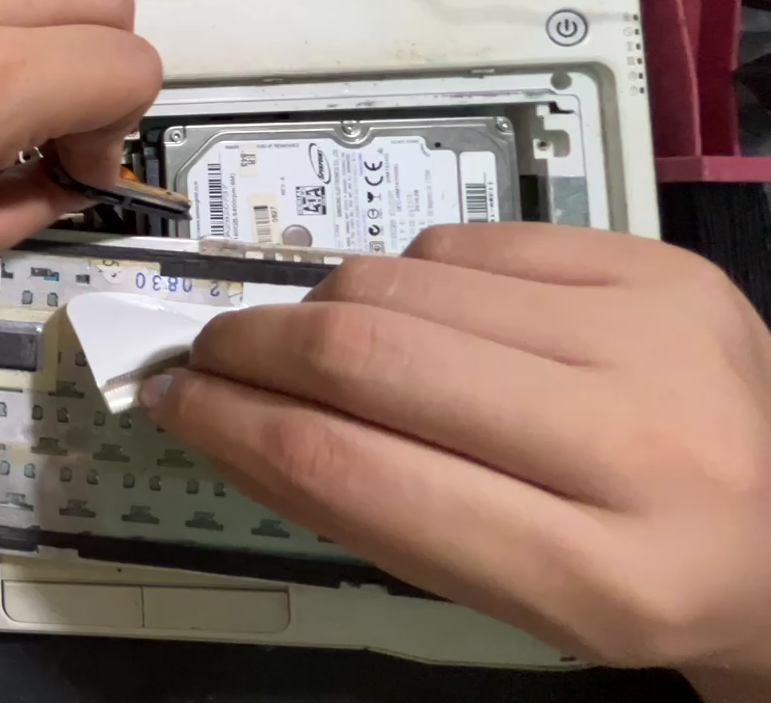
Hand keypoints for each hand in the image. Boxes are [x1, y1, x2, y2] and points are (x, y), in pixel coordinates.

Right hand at [143, 223, 770, 687]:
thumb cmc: (617, 570)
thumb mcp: (482, 582)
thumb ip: (335, 493)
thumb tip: (202, 404)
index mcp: (598, 576)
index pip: (338, 464)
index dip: (221, 420)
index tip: (164, 395)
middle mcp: (645, 450)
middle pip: (353, 353)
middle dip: (241, 343)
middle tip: (206, 352)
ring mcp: (658, 337)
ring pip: (384, 280)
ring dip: (315, 308)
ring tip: (329, 342)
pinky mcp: (656, 267)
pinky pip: (449, 240)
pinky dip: (400, 274)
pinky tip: (433, 314)